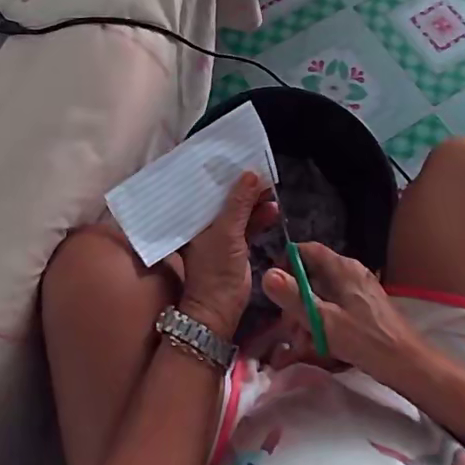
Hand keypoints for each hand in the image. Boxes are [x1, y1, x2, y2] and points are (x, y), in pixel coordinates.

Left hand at [175, 172, 278, 336]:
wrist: (219, 308)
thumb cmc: (214, 269)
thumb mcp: (227, 231)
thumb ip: (239, 203)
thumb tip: (251, 173)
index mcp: (191, 218)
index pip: (203, 188)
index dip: (218, 172)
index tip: (234, 155)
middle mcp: (202, 223)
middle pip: (223, 196)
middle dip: (241, 185)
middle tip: (260, 170)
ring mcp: (219, 234)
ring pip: (238, 209)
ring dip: (254, 200)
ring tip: (271, 189)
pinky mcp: (234, 245)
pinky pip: (248, 223)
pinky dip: (259, 216)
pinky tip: (273, 209)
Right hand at [261, 240, 429, 385]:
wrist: (406, 363)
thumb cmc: (365, 338)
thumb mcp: (324, 320)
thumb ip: (294, 297)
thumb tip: (268, 274)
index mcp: (343, 268)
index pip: (308, 250)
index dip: (288, 263)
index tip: (275, 287)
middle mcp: (351, 273)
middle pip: (313, 276)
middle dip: (296, 301)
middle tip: (289, 328)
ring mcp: (359, 291)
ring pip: (323, 296)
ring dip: (308, 317)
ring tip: (303, 344)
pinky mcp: (364, 308)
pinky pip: (336, 309)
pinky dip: (324, 324)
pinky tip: (320, 346)